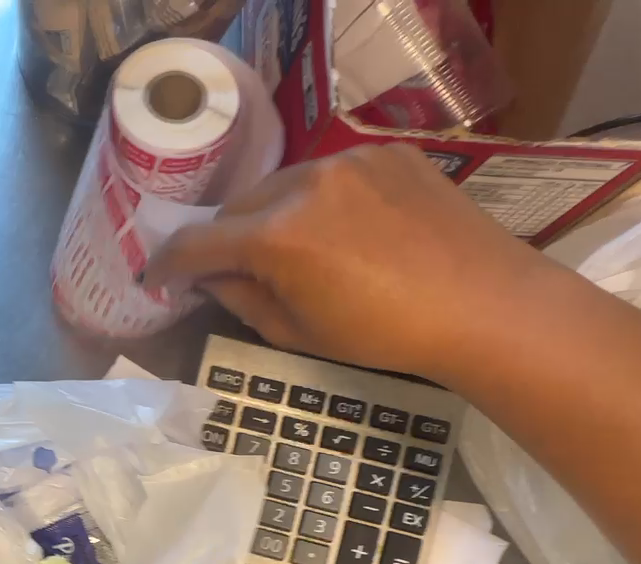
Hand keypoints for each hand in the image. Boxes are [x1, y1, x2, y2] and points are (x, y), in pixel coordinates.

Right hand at [145, 142, 559, 380]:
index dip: (166, 263)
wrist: (483, 305)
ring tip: (293, 253)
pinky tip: (339, 232)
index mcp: (276, 236)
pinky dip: (314, 201)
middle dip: (223, 242)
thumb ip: (239, 296)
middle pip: (235, 208)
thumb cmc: (380, 334)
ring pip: (278, 187)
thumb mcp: (292, 330)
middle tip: (233, 274)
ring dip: (268, 218)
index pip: (195, 243)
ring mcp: (349, 160)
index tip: (156, 277)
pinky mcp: (387, 152)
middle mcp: (304, 183)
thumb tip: (210, 277)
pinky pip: (326, 174)